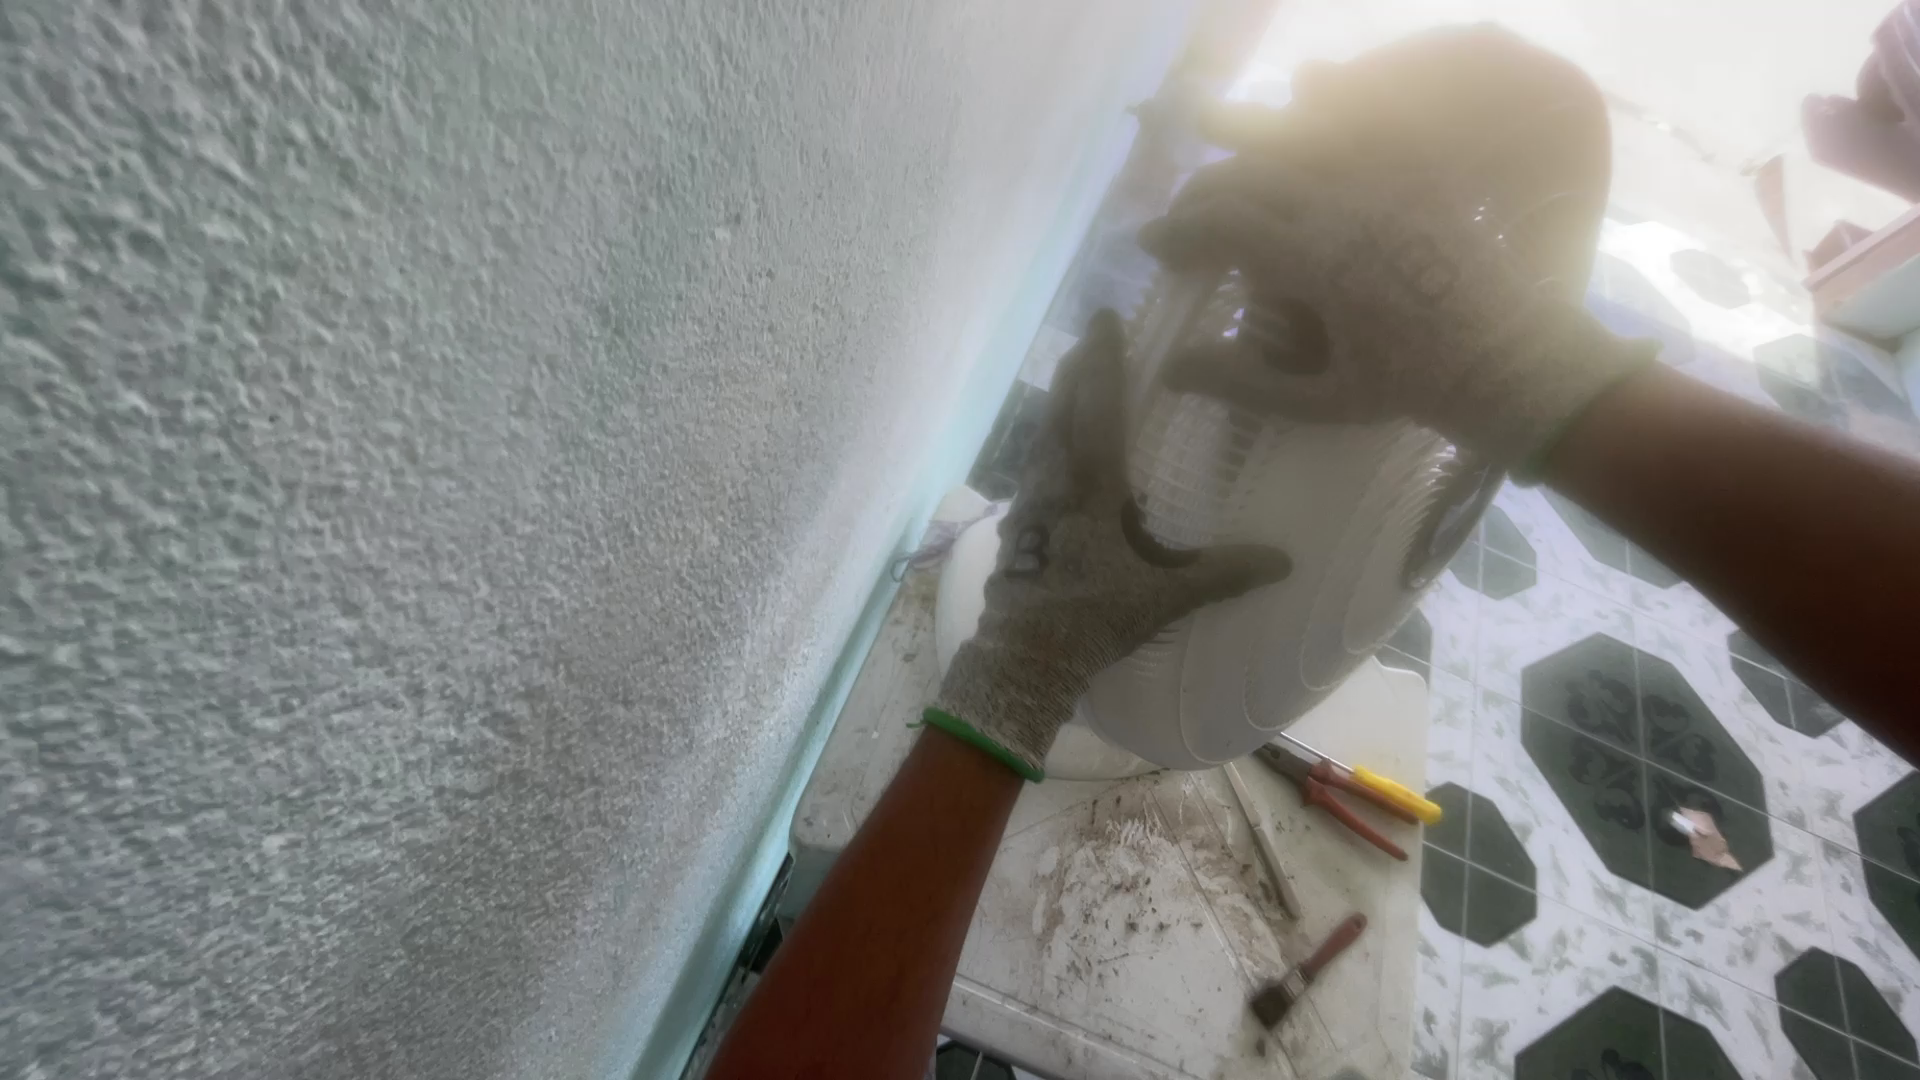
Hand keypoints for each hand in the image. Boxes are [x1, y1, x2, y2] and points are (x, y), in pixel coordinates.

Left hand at [929, 310, 1292, 779]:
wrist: (1023, 657)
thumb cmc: (1092, 621)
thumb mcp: (1161, 599)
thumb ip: (1220, 575)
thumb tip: (1284, 562)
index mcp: (1091, 492)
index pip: (1099, 412)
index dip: (1104, 364)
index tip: (1106, 323)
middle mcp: (1054, 486)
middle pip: (1061, 413)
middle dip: (1075, 371)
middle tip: (1088, 339)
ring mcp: (1028, 505)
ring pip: (1040, 439)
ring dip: (1056, 404)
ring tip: (1069, 381)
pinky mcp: (1015, 526)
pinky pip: (1031, 469)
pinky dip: (1044, 444)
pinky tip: (1051, 452)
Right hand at [1137, 28, 1653, 474]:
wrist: (1510, 361)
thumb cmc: (1411, 389)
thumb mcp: (1318, 402)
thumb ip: (1240, 383)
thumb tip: (1169, 369)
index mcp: (1322, 263)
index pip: (1227, 224)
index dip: (1179, 231)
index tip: (1149, 245)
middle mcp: (1348, 211)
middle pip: (1252, 180)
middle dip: (1200, 198)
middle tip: (1174, 224)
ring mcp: (1384, 190)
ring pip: (1294, 154)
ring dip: (1243, 169)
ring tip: (1216, 194)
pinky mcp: (1410, 184)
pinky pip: (1347, 146)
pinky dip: (1304, 144)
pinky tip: (1284, 155)